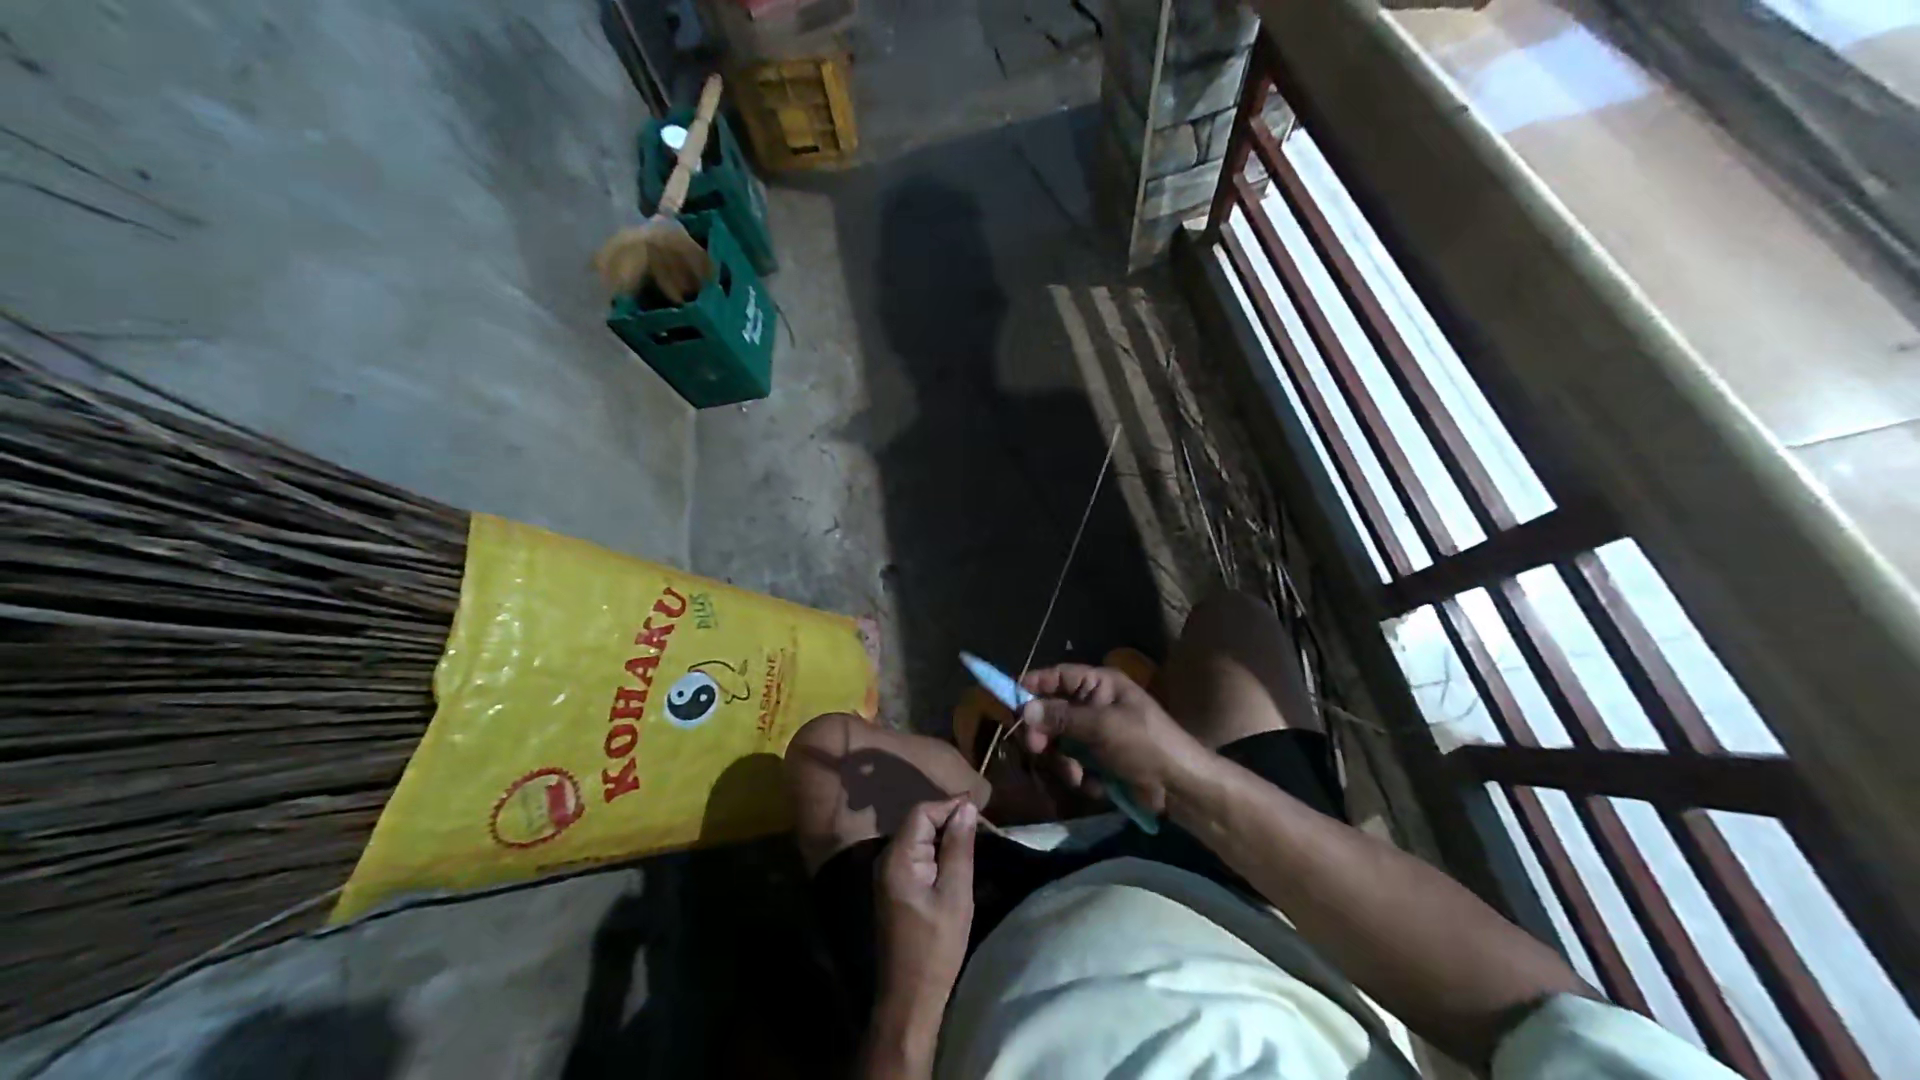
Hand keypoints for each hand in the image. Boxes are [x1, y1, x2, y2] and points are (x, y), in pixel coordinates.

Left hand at [874, 797, 977, 1013]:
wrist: (910, 996)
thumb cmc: (936, 946)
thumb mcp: (955, 894)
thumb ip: (959, 847)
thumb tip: (967, 807)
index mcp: (898, 858)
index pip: (921, 812)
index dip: (949, 805)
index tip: (979, 808)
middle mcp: (886, 859)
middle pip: (917, 822)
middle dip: (948, 817)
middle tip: (981, 824)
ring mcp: (888, 875)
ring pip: (917, 838)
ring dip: (944, 834)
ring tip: (974, 838)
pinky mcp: (894, 888)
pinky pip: (916, 856)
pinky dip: (936, 851)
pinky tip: (956, 858)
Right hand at [1018, 664, 1213, 814]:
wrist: (1181, 787)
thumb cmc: (1146, 744)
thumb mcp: (1102, 727)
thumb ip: (1062, 717)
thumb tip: (1024, 708)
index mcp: (1100, 685)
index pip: (1058, 676)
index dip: (1034, 685)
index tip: (1010, 700)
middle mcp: (1095, 705)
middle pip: (1052, 712)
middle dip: (1046, 733)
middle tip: (1038, 748)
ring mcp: (1097, 735)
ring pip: (1060, 743)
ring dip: (1065, 762)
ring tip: (1079, 776)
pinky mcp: (1100, 761)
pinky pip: (1074, 764)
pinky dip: (1081, 777)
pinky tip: (1097, 785)